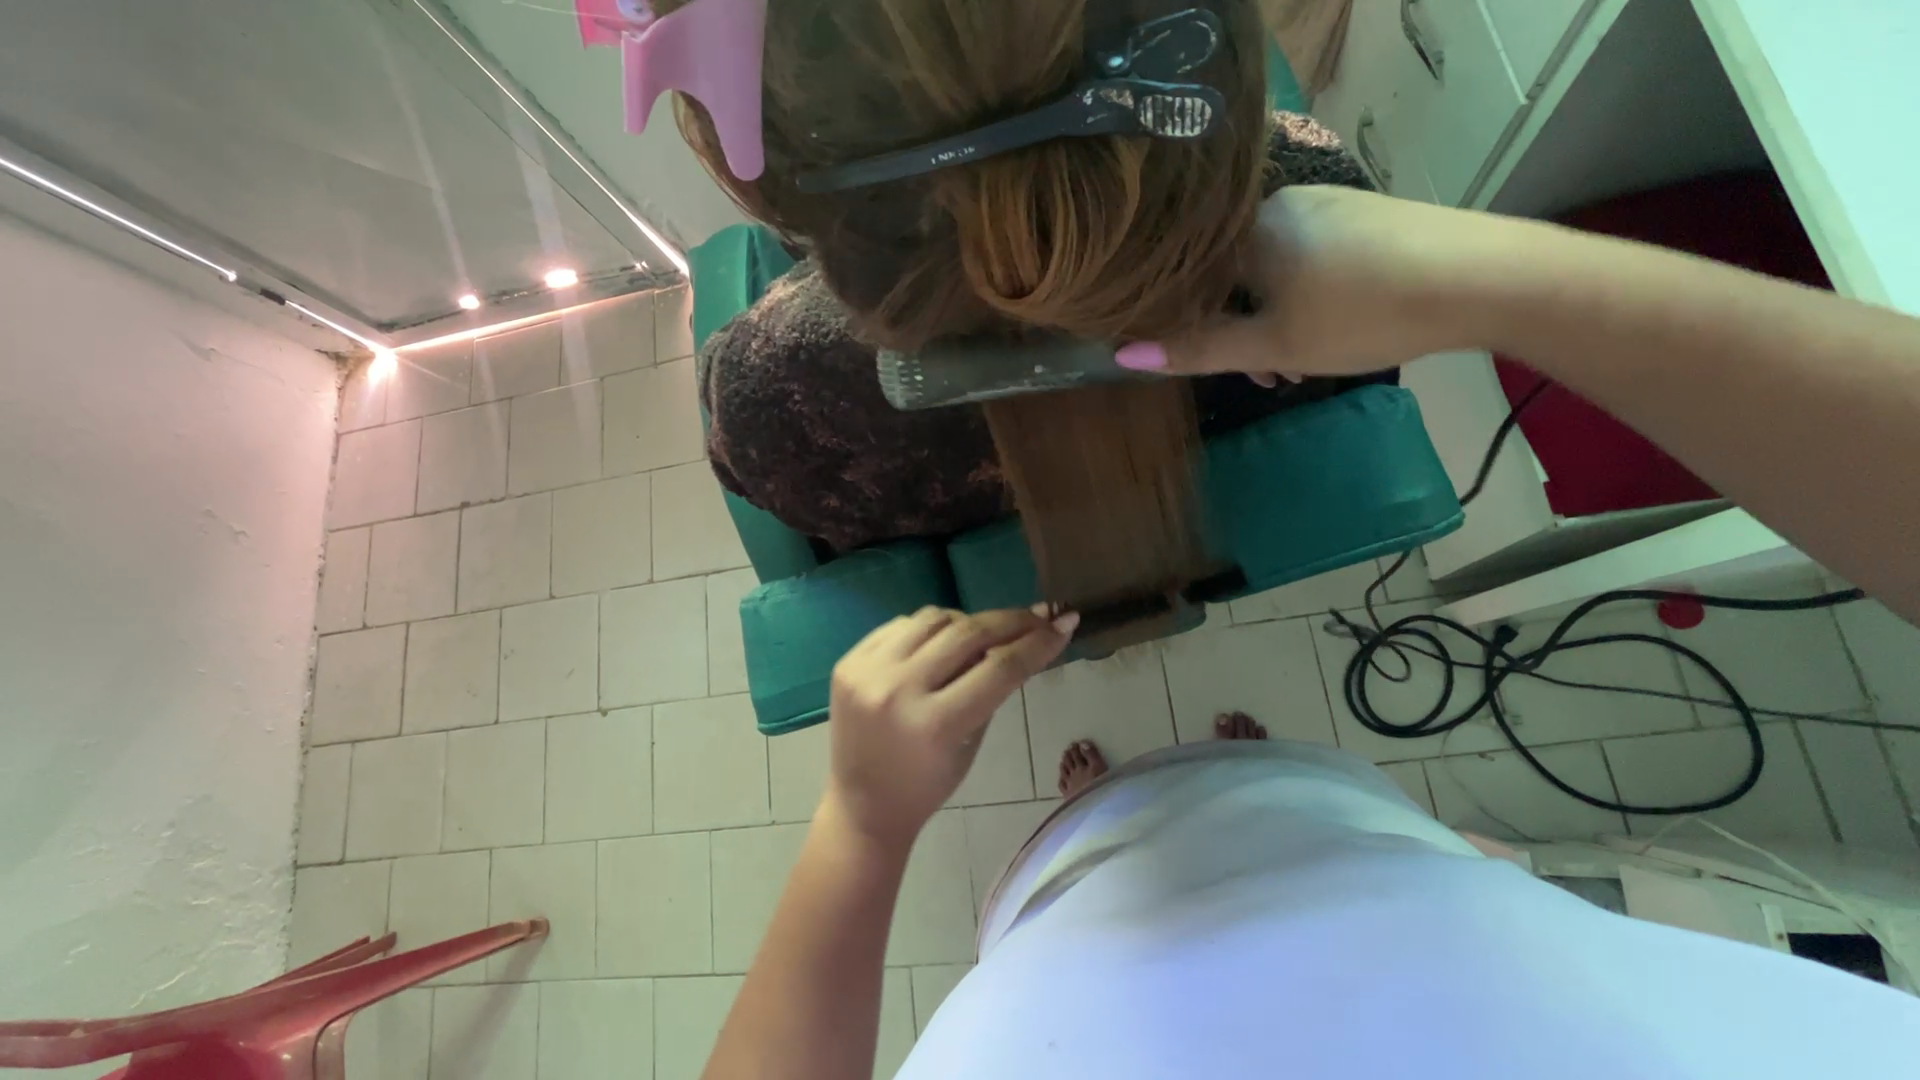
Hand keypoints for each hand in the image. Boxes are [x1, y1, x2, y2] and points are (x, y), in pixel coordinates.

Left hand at [826, 606, 1077, 848]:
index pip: (999, 667)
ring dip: (968, 621)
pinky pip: (900, 625)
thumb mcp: (971, 743)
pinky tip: (943, 640)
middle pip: (968, 634)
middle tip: (1038, 615)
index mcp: (935, 724)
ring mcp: (867, 673)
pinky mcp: (848, 663)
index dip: (1038, 642)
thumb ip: (993, 688)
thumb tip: (1024, 637)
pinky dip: (929, 628)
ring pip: (933, 619)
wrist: (864, 805)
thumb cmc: (928, 784)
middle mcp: (897, 691)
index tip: (1064, 622)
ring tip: (986, 633)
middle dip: (1011, 621)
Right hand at [1117, 186, 1501, 379]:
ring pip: (1273, 271)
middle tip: (1269, 376)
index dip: (1193, 328)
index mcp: (1246, 230)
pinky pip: (1310, 258)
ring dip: (1276, 319)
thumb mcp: (1272, 344)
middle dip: (1243, 330)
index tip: (1217, 366)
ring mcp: (1325, 204)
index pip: (1189, 279)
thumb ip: (1197, 350)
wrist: (1479, 277)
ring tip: (1304, 363)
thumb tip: (1123, 353)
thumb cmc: (1360, 314)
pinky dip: (1306, 296)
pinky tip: (1337, 325)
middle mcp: (1279, 205)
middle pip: (1233, 276)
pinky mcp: (1362, 214)